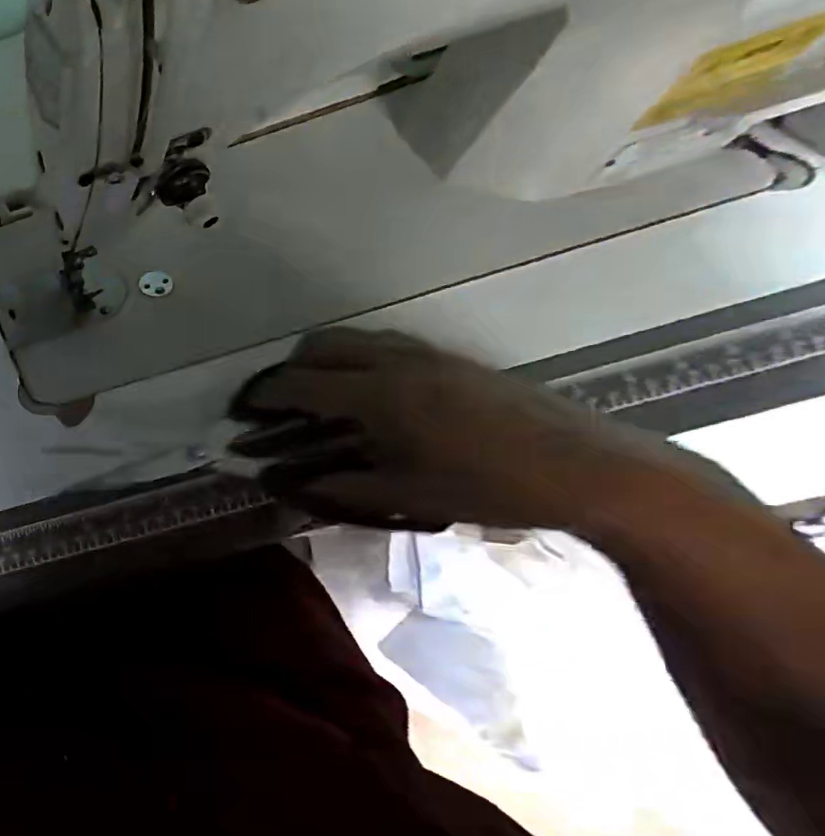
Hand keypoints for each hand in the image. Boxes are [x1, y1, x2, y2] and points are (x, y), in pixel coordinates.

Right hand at [227, 328, 714, 532]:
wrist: (595, 470)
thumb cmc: (491, 487)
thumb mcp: (405, 496)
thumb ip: (335, 485)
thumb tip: (279, 482)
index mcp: (378, 396)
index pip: (299, 385)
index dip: (262, 398)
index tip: (240, 412)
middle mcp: (396, 363)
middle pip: (320, 346)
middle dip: (287, 370)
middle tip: (273, 402)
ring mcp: (428, 356)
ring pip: (355, 338)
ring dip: (322, 359)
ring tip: (314, 392)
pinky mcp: (454, 360)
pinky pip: (386, 343)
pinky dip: (357, 357)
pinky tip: (368, 391)